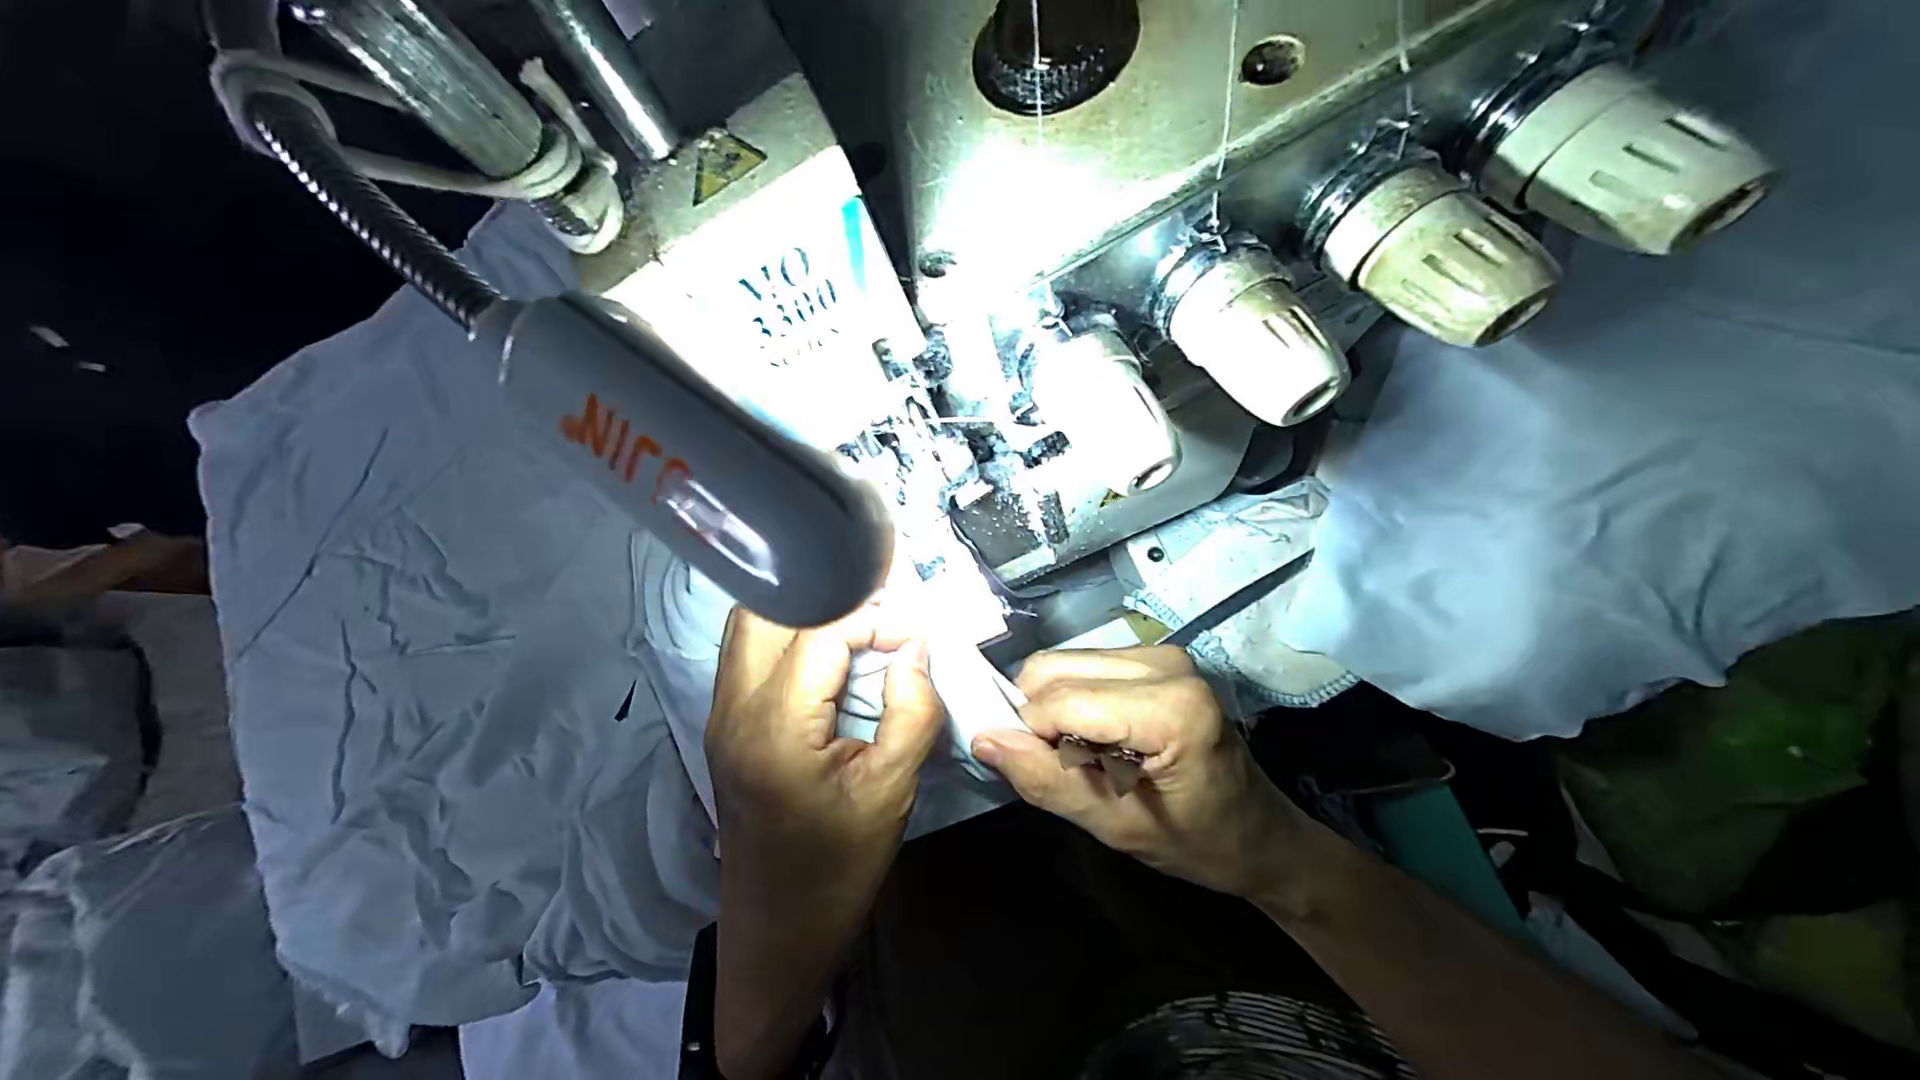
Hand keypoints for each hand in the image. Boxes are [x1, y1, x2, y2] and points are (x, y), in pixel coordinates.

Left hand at [705, 605, 944, 1079]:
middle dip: (833, 595)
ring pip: (753, 623)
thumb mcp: (890, 791)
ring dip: (807, 609)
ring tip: (862, 619)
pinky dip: (791, 631)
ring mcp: (720, 712)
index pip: (821, 630)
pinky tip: (831, 647)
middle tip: (886, 608)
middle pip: (771, 608)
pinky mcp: (725, 722)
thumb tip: (915, 645)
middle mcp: (734, 706)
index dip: (875, 615)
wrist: (777, 931)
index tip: (916, 629)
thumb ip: (911, 711)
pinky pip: (751, 650)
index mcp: (775, 727)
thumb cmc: (838, 867)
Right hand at [971, 646, 1306, 899]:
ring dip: (1053, 710)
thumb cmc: (1199, 841)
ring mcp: (1160, 653)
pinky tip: (1098, 736)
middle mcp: (1164, 663)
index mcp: (1170, 707)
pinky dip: (1071, 700)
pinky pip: (1082, 665)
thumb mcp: (1118, 827)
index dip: (1032, 738)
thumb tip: (984, 739)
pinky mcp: (1153, 655)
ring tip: (1085, 755)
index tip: (1045, 777)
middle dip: (1038, 719)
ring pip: (1061, 664)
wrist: (1259, 833)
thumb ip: (1047, 780)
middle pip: (1053, 670)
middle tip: (1064, 767)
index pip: (1059, 701)